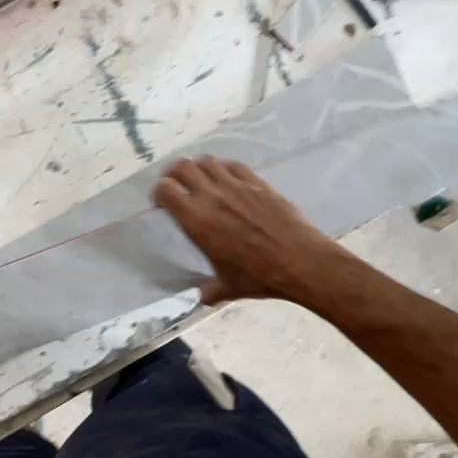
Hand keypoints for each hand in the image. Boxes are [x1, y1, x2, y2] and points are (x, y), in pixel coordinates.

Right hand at [152, 156, 344, 304]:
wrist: (299, 262)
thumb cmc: (259, 277)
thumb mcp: (226, 288)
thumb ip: (207, 290)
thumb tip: (199, 296)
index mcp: (197, 222)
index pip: (166, 191)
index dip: (158, 193)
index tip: (161, 203)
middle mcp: (213, 197)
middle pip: (182, 167)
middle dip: (173, 174)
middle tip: (175, 185)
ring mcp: (237, 186)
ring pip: (207, 161)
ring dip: (197, 168)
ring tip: (200, 181)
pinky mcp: (258, 183)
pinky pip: (233, 165)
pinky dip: (223, 169)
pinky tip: (227, 181)